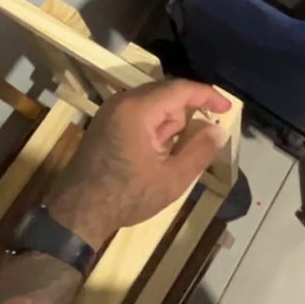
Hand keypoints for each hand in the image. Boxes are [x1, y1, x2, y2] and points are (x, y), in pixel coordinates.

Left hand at [48, 79, 231, 246]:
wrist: (77, 214)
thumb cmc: (127, 195)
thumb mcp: (172, 178)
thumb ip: (200, 150)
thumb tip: (218, 130)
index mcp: (138, 109)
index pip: (181, 89)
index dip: (208, 95)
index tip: (228, 108)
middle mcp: (122, 102)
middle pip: (167, 93)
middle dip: (188, 112)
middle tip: (204, 134)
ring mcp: (110, 112)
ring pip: (153, 104)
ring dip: (170, 122)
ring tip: (174, 153)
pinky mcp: (105, 124)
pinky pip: (139, 114)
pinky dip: (155, 126)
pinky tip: (158, 152)